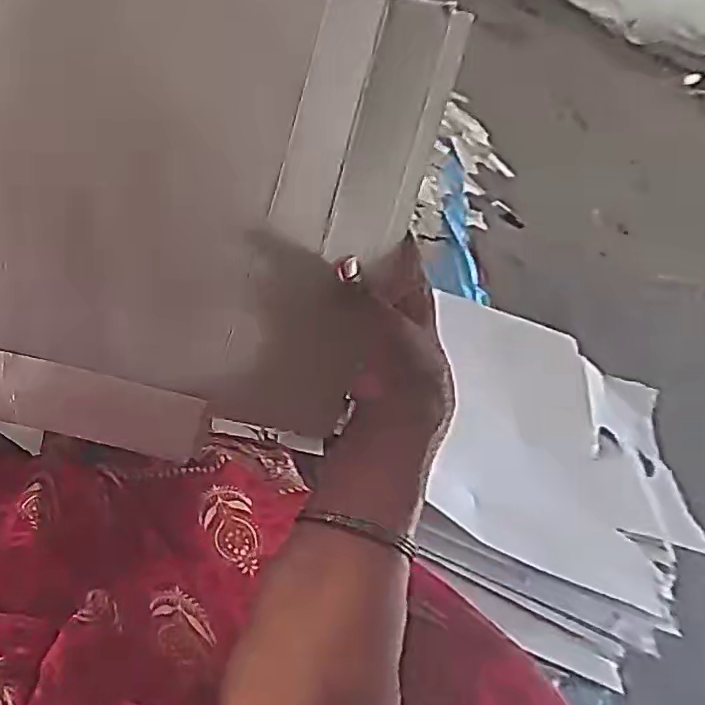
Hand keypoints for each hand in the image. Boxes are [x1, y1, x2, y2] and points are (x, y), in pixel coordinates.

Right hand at [318, 236, 454, 532]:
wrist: (366, 484)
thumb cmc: (395, 423)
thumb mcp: (401, 361)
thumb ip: (377, 315)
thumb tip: (347, 270)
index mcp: (422, 347)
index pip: (413, 289)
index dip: (400, 256)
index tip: (376, 220)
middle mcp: (394, 358)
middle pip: (376, 304)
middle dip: (356, 275)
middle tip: (324, 241)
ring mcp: (359, 375)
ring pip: (345, 325)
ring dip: (325, 302)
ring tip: (298, 271)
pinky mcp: (329, 391)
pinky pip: (317, 350)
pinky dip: (303, 332)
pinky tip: (282, 319)